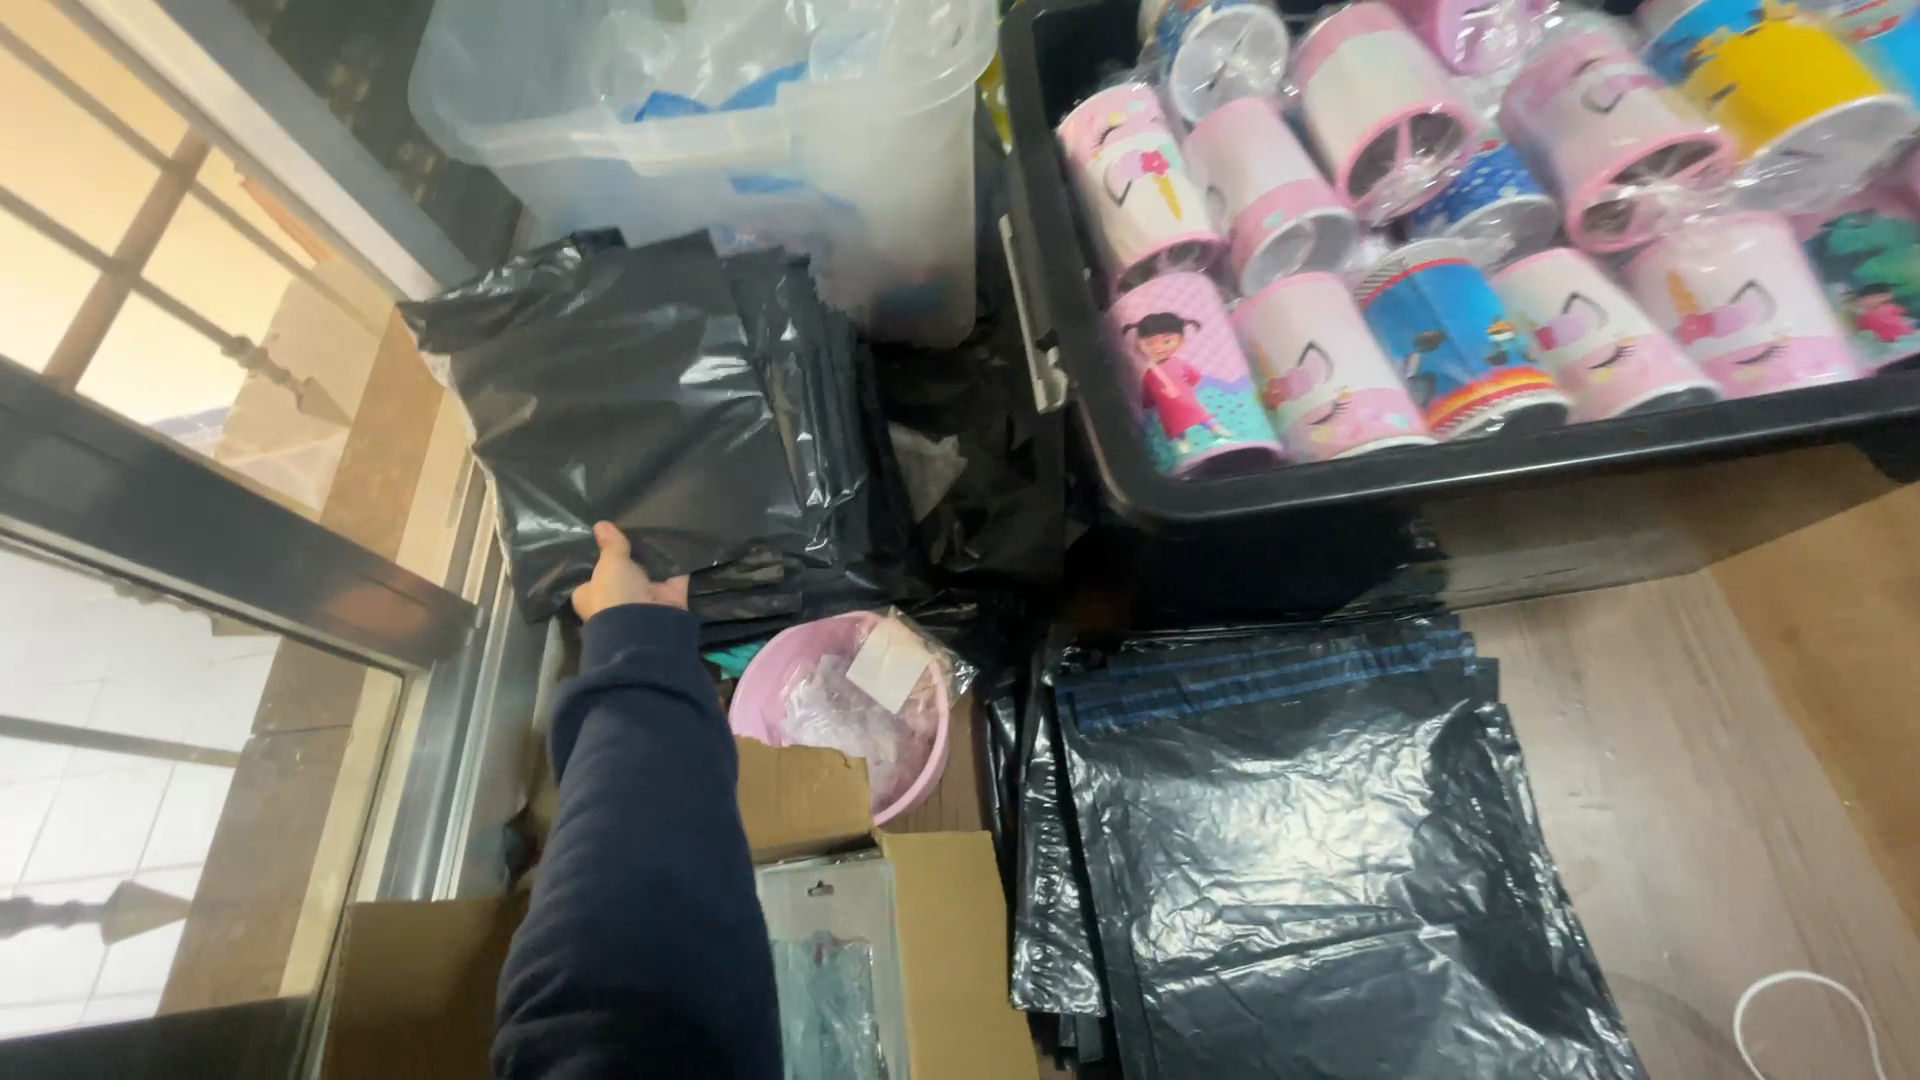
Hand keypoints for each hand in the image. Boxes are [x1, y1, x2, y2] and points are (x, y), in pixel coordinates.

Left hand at [571, 522, 688, 620]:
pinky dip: (680, 561)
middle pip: (625, 573)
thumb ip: (610, 545)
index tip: (607, 539)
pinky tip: (681, 539)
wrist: (645, 624)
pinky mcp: (671, 597)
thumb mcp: (609, 564)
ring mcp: (646, 598)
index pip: (591, 576)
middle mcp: (618, 598)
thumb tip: (600, 524)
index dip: (598, 559)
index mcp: (592, 594)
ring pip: (652, 573)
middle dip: (632, 558)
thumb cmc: (614, 593)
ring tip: (660, 526)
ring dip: (656, 558)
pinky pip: (676, 575)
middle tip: (636, 528)